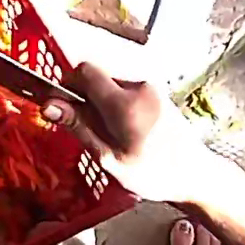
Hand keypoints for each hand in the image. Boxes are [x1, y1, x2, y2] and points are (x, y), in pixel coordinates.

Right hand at [43, 63, 225, 204]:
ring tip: (109, 134)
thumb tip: (48, 104)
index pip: (84, 70)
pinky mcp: (157, 92)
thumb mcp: (109, 159)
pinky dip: (116, 104)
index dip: (67, 83)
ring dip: (101, 102)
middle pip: (97, 77)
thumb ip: (80, 127)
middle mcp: (138, 86)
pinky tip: (125, 130)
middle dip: (84, 97)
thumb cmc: (154, 174)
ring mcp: (150, 87)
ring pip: (110, 83)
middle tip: (86, 129)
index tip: (62, 106)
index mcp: (124, 102)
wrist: (196, 174)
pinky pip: (125, 89)